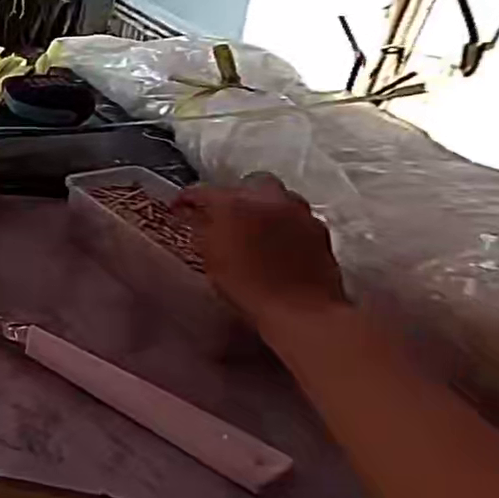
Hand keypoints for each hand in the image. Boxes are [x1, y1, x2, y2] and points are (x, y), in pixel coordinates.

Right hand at [173, 172, 347, 333]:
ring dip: (264, 206)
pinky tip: (281, 242)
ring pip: (277, 195)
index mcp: (233, 203)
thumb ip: (202, 230)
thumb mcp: (212, 259)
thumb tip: (196, 215)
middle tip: (226, 216)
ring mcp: (297, 211)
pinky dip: (286, 223)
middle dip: (235, 196)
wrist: (303, 313)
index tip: (179, 207)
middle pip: (246, 184)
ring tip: (257, 227)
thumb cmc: (248, 288)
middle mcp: (266, 198)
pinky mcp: (319, 229)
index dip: (187, 199)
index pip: (202, 192)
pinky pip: (297, 216)